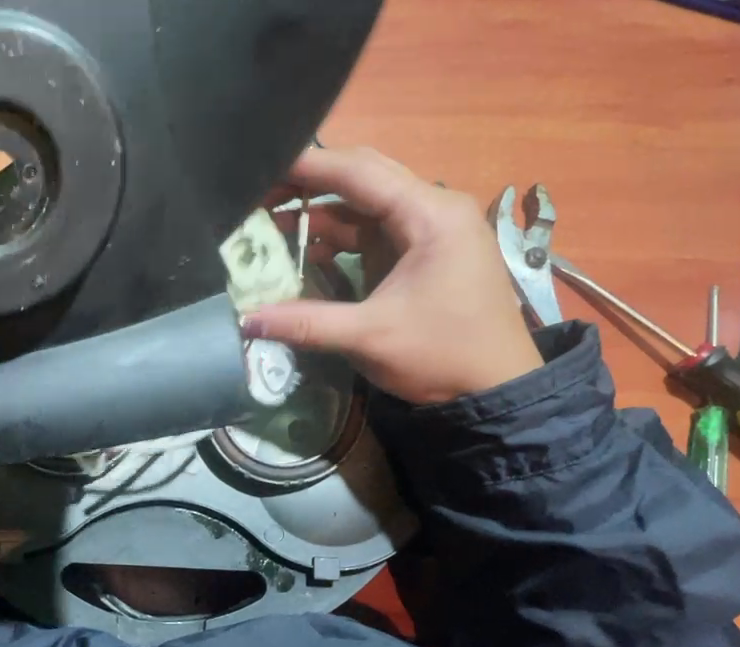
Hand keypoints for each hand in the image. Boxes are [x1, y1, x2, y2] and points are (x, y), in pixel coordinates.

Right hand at [241, 147, 542, 405]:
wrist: (494, 386)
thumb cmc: (442, 353)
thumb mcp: (369, 337)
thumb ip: (306, 323)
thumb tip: (245, 321)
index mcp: (430, 215)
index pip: (360, 173)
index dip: (309, 167)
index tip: (262, 168)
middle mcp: (431, 210)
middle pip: (361, 179)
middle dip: (308, 183)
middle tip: (256, 192)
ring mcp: (424, 231)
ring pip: (362, 206)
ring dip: (316, 212)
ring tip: (264, 220)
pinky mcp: (416, 254)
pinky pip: (368, 233)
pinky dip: (332, 238)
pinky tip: (297, 250)